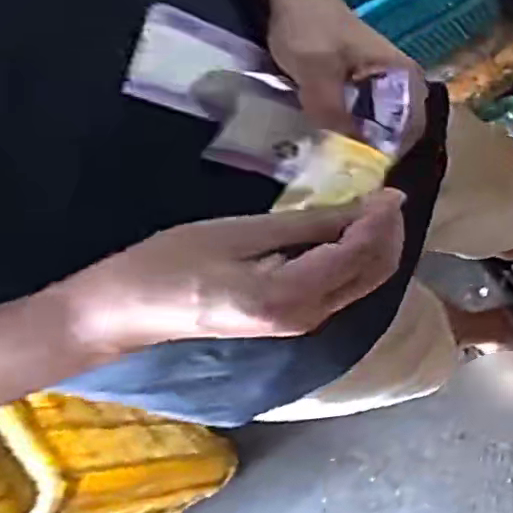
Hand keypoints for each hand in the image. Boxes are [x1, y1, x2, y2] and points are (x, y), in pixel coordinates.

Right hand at [58, 190, 406, 355]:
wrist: (121, 313)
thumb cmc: (165, 265)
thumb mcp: (237, 234)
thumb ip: (307, 224)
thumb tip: (363, 207)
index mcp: (291, 295)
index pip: (359, 255)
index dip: (381, 222)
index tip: (391, 193)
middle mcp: (313, 314)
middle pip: (375, 270)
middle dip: (389, 233)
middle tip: (389, 199)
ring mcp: (311, 319)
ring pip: (369, 279)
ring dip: (381, 244)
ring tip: (379, 211)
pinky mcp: (305, 316)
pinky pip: (351, 284)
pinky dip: (363, 257)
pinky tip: (358, 233)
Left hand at [265, 0, 427, 151]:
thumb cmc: (308, 23)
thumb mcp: (315, 70)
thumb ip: (331, 110)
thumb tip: (341, 152)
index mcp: (408, 80)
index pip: (410, 129)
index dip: (388, 152)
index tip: (362, 170)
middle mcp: (405, 85)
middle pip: (396, 129)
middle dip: (372, 148)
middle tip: (346, 167)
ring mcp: (385, 83)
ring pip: (378, 123)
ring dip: (358, 138)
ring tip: (335, 153)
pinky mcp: (363, 82)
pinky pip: (363, 112)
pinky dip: (347, 124)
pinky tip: (327, 132)